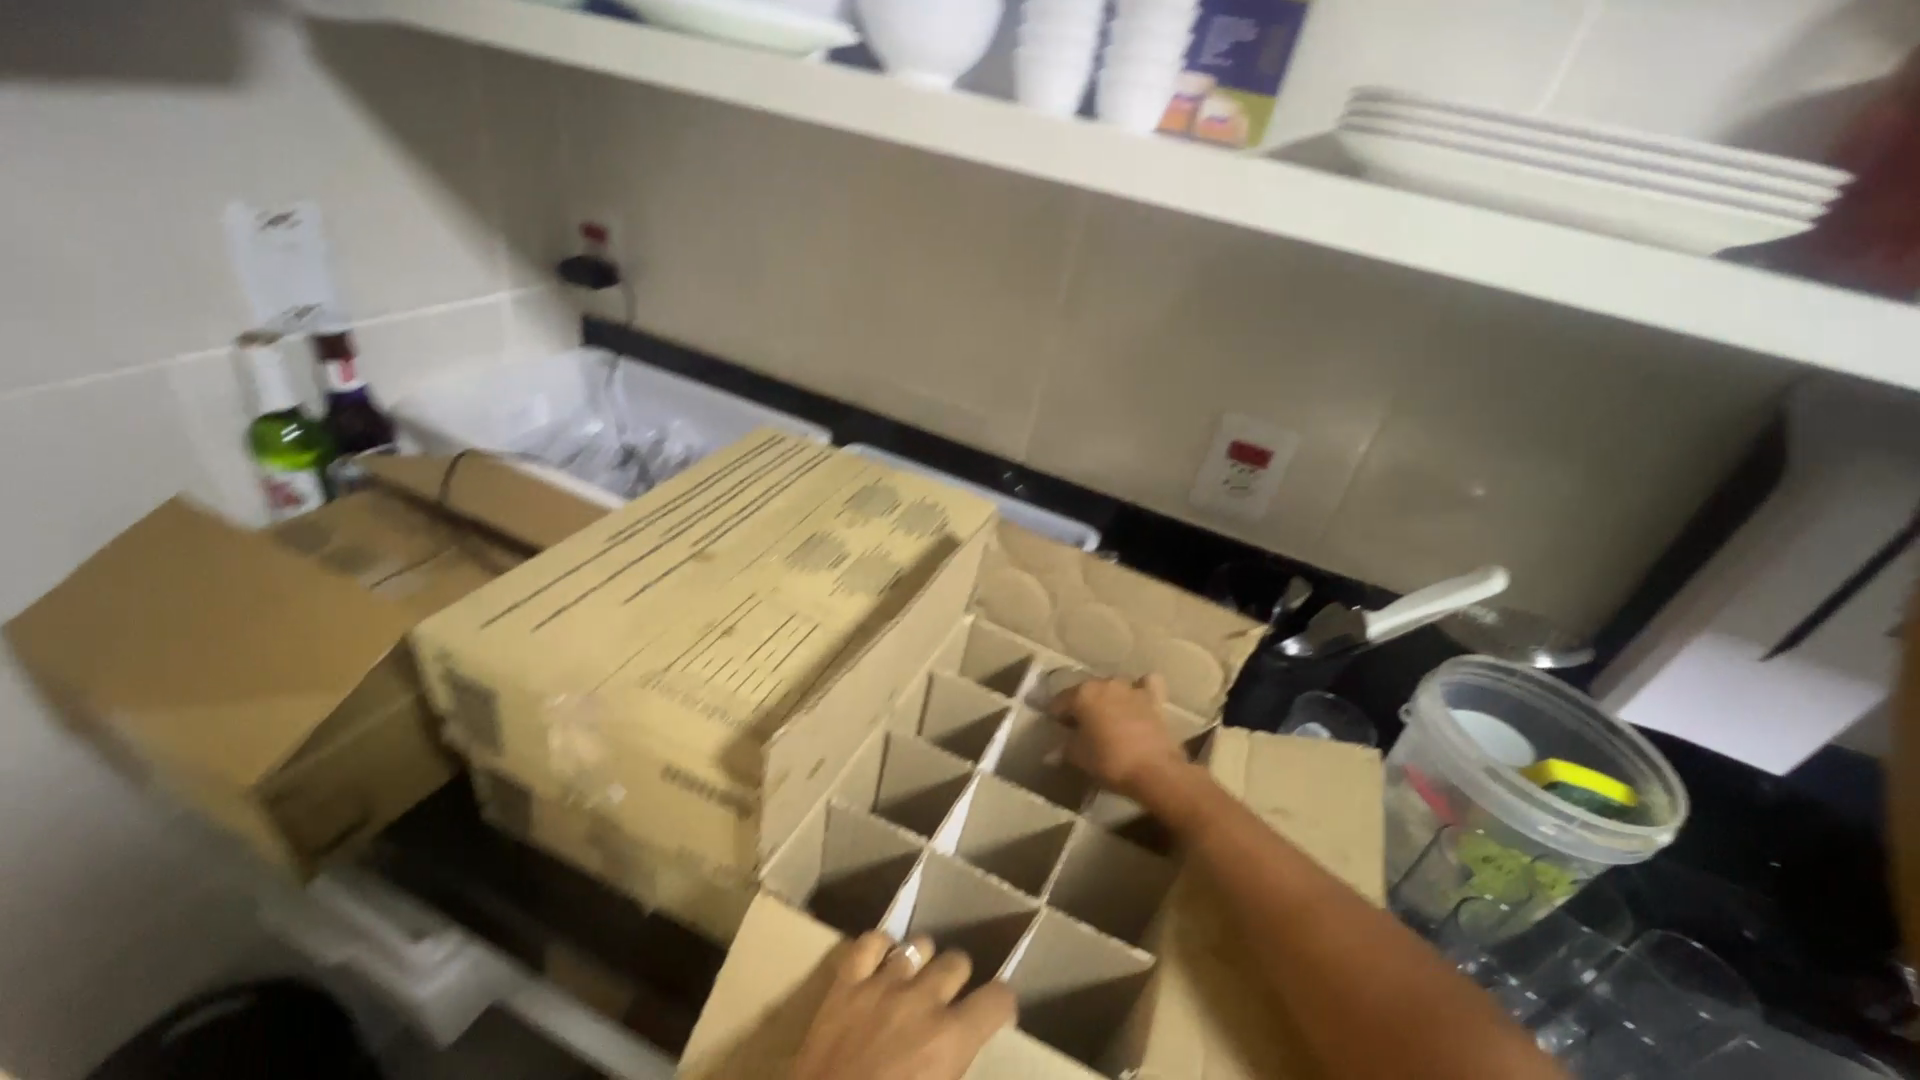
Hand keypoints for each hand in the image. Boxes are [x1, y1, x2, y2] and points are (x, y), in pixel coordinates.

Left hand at [790, 933, 1016, 1079]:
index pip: (998, 998)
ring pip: (919, 945)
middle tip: (946, 1000)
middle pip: (957, 961)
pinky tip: (882, 961)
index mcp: (952, 1038)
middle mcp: (923, 1000)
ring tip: (915, 978)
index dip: (1001, 1004)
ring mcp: (883, 985)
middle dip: (958, 980)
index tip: (994, 1013)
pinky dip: (879, 947)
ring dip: (923, 961)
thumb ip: (955, 1061)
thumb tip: (959, 1049)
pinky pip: (869, 943)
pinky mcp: (846, 983)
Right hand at [1049, 674, 1185, 801]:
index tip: (1059, 731)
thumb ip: (1063, 748)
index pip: (1060, 701)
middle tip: (1082, 729)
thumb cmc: (1109, 760)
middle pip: (1085, 692)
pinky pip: (1146, 684)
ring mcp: (1131, 688)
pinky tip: (1137, 701)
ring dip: (1107, 699)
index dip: (1057, 717)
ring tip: (1108, 719)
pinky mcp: (1153, 698)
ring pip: (1113, 687)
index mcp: (1081, 694)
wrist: (1154, 770)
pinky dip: (1141, 689)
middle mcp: (1105, 683)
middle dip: (1081, 707)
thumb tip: (1050, 753)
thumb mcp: (1078, 757)